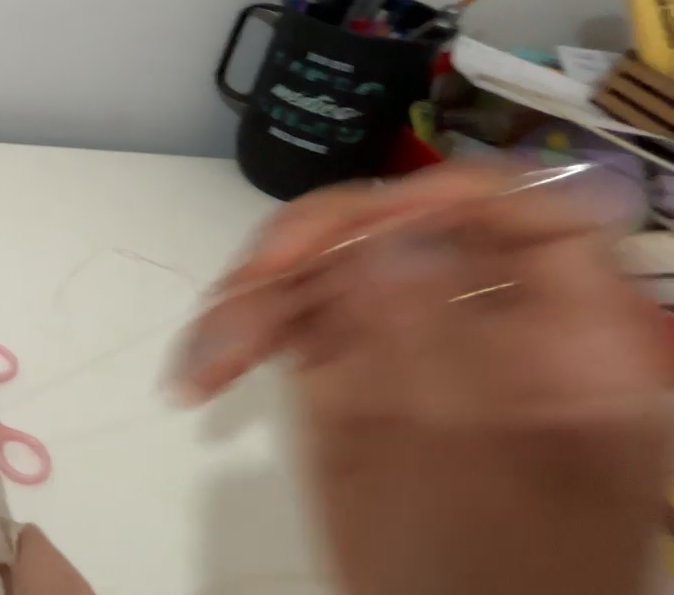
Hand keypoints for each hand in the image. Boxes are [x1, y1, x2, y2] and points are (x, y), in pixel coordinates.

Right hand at [172, 162, 667, 594]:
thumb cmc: (482, 571)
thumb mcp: (471, 458)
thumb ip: (433, 336)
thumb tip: (388, 231)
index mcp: (553, 339)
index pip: (521, 216)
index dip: (443, 195)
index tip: (363, 227)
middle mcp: (471, 317)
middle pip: (385, 224)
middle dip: (303, 245)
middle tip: (252, 281)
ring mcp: (394, 333)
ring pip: (308, 262)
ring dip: (244, 297)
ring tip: (208, 358)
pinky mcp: (329, 355)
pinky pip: (268, 309)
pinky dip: (224, 333)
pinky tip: (199, 374)